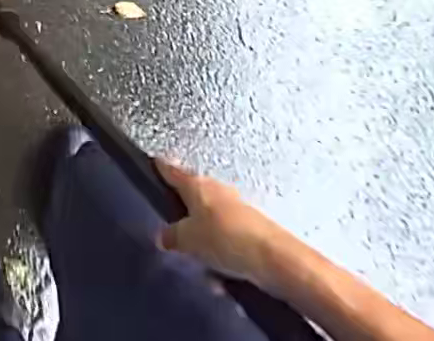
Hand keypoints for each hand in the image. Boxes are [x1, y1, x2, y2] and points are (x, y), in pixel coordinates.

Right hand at [155, 158, 289, 285]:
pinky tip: (224, 270)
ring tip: (202, 258)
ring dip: (207, 234)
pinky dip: (226, 249)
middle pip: (193, 193)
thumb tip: (163, 237)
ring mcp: (239, 208)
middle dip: (184, 208)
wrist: (280, 261)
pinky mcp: (257, 229)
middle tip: (174, 226)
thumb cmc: (228, 239)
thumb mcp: (186, 240)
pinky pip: (233, 236)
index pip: (170, 169)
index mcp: (194, 183)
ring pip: (214, 217)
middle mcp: (216, 188)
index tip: (153, 164)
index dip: (159, 167)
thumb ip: (170, 236)